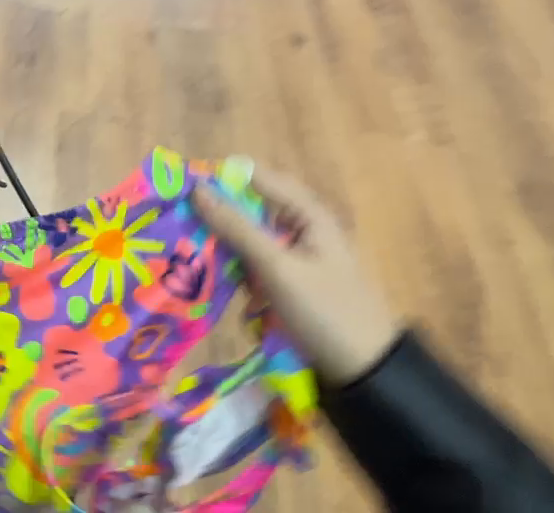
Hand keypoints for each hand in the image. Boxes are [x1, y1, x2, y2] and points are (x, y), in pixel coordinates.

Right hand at [194, 164, 403, 385]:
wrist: (369, 376)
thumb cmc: (326, 311)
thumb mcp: (277, 267)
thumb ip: (236, 227)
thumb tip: (197, 189)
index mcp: (308, 213)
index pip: (255, 176)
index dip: (220, 180)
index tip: (184, 193)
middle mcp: (303, 227)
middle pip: (251, 208)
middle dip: (219, 220)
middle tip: (186, 232)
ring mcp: (299, 256)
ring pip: (250, 240)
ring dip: (228, 252)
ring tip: (202, 266)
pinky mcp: (294, 283)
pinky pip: (257, 267)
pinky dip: (242, 275)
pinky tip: (229, 293)